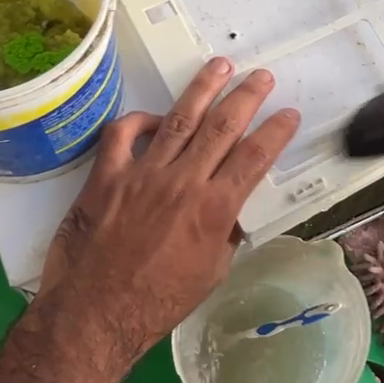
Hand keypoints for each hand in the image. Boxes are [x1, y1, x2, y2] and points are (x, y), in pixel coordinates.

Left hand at [34, 57, 298, 364]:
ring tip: (219, 67)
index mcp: (214, 209)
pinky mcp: (105, 177)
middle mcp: (182, 183)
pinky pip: (121, 134)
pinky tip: (154, 116)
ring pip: (179, 119)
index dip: (276, 131)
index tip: (288, 114)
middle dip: (246, 97)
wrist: (95, 315)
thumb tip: (231, 209)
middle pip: (222, 127)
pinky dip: (138, 120)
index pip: (254, 157)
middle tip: (261, 76)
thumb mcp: (212, 272)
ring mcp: (141, 175)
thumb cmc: (159, 302)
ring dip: (202, 90)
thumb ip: (225, 233)